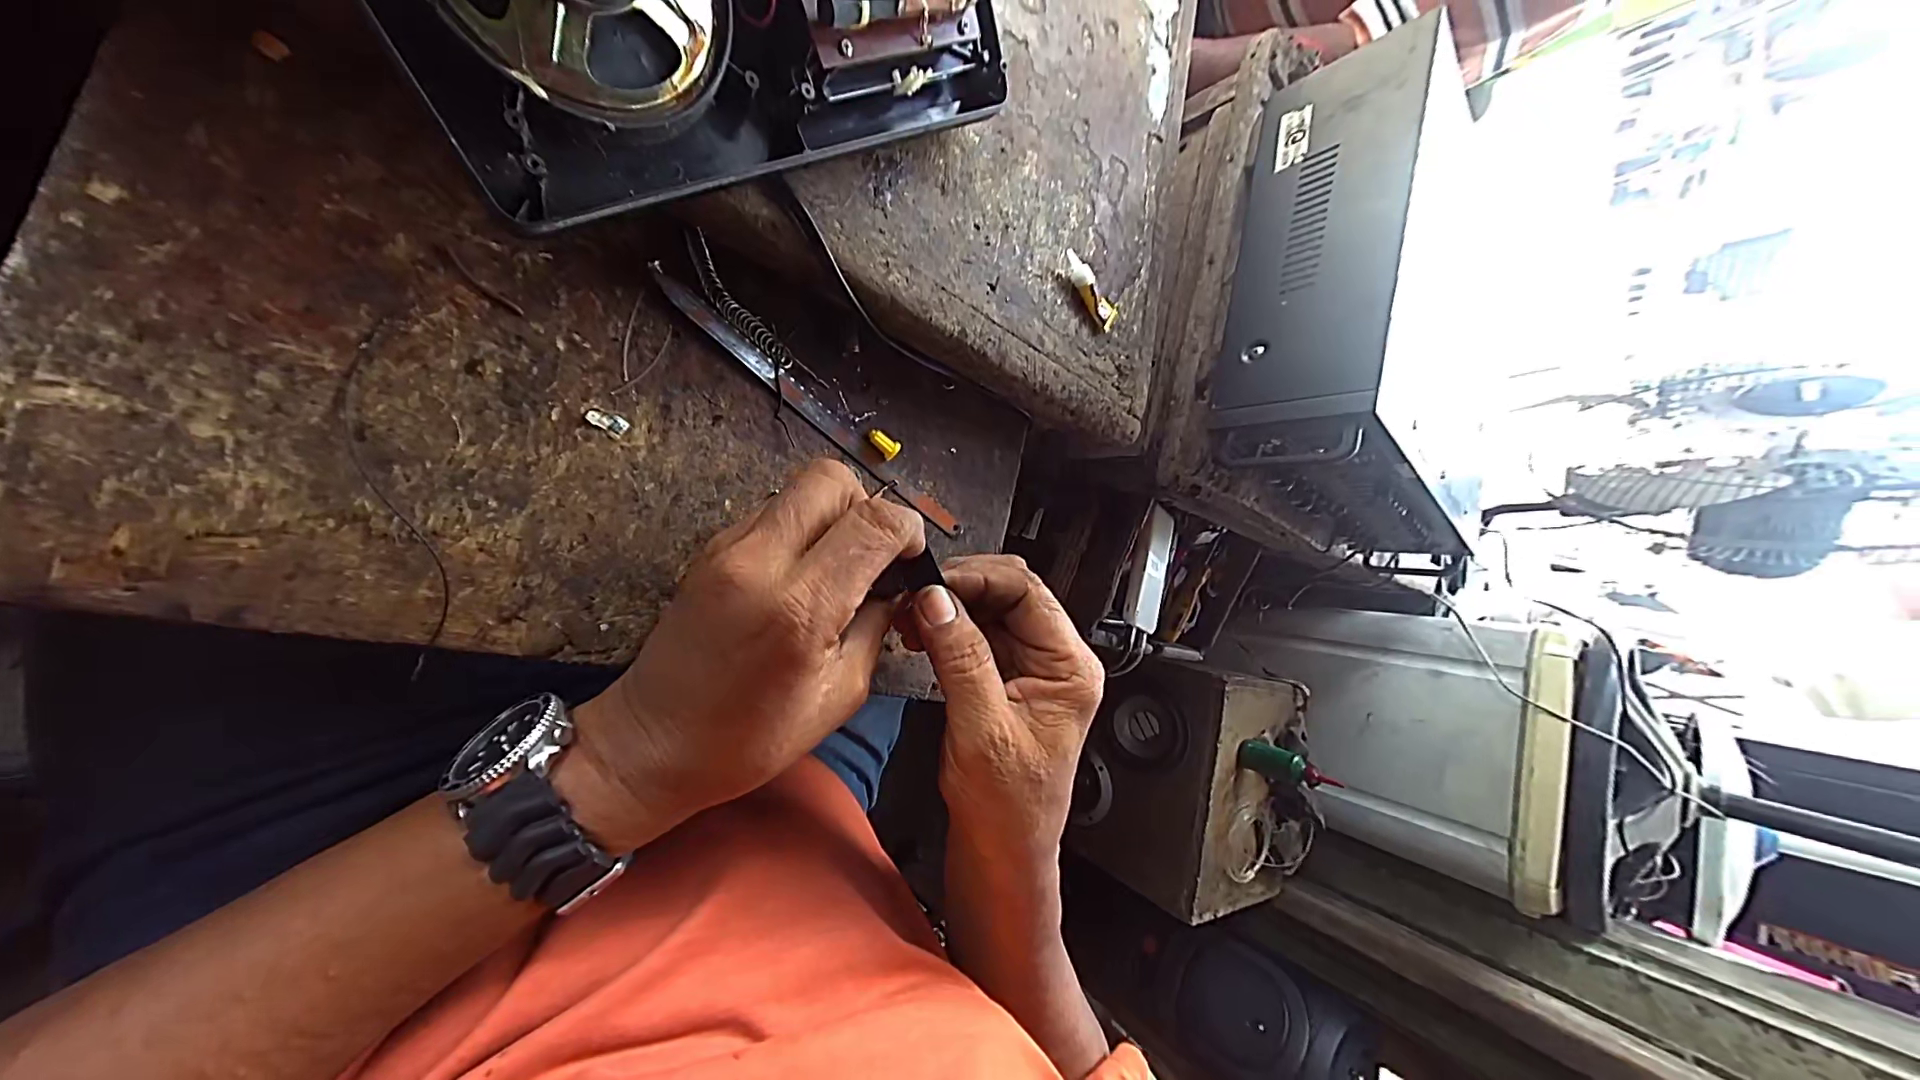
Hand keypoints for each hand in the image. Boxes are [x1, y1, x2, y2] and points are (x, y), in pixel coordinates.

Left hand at [557, 458, 924, 850]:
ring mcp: (727, 549)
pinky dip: (800, 530)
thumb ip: (876, 627)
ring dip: (831, 517)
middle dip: (866, 505)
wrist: (652, 744)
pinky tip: (802, 574)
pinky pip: (772, 513)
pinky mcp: (711, 549)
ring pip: (798, 490)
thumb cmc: (747, 737)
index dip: (907, 529)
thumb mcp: (840, 694)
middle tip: (873, 550)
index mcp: (800, 606)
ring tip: (836, 566)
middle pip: (830, 478)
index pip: (873, 522)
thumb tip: (895, 588)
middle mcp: (759, 562)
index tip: (911, 553)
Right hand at [902, 555, 1104, 866]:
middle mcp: (1055, 661)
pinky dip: (946, 630)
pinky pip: (975, 635)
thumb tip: (938, 601)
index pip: (1027, 591)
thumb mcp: (982, 729)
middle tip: (918, 599)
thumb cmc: (1009, 809)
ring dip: (949, 608)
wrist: (1001, 851)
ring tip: (913, 617)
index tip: (935, 584)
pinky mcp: (1003, 677)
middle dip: (960, 590)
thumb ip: (961, 658)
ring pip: (988, 611)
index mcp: (1069, 668)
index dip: (978, 579)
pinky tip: (923, 635)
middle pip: (1008, 593)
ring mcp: (1029, 668)